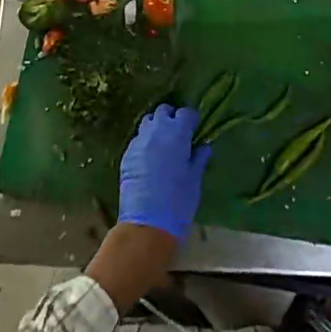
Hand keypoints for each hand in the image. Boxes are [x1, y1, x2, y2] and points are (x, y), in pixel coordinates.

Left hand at [117, 105, 210, 240]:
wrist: (147, 220)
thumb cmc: (178, 200)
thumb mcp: (194, 179)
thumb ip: (198, 158)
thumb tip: (203, 146)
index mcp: (176, 133)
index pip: (185, 113)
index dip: (191, 118)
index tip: (195, 127)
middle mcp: (156, 130)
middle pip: (163, 111)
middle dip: (172, 117)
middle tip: (179, 132)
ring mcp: (139, 139)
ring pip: (148, 121)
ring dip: (156, 126)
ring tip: (164, 141)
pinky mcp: (127, 151)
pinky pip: (138, 138)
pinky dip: (146, 141)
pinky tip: (151, 155)